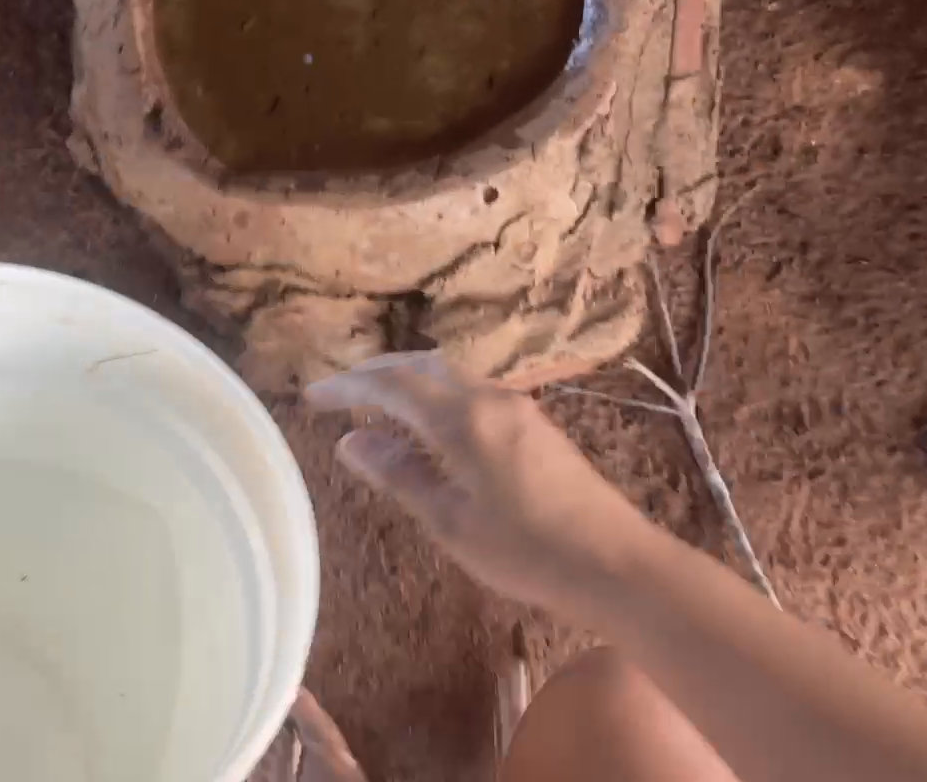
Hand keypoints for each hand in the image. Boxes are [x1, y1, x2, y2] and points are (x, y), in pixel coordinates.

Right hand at [306, 352, 656, 611]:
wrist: (615, 561)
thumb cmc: (526, 550)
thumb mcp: (451, 521)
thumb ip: (400, 474)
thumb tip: (350, 441)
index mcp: (463, 419)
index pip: (391, 386)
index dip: (347, 386)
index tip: (312, 396)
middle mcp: (488, 397)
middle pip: (420, 366)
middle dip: (375, 372)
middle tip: (339, 391)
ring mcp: (515, 406)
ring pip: (448, 375)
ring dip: (407, 381)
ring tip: (375, 405)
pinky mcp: (532, 421)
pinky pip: (470, 392)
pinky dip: (436, 396)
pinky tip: (427, 428)